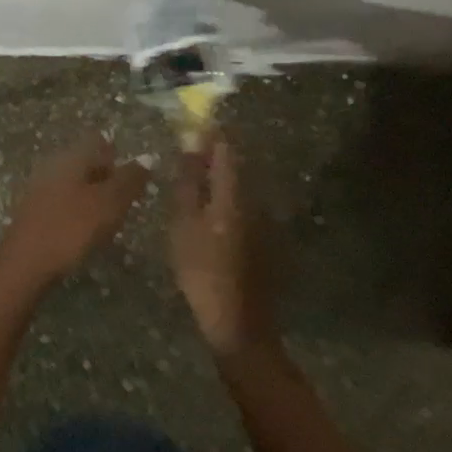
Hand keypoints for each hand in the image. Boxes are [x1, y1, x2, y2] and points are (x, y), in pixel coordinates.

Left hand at [0, 132, 150, 283]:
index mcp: (70, 157)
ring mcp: (40, 188)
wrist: (24, 264)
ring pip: (74, 183)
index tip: (134, 177)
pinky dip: (79, 211)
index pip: (97, 141)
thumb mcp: (108, 203)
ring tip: (111, 218)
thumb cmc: (70, 228)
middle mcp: (53, 165)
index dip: (118, 154)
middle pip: (85, 162)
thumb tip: (147, 158)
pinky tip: (87, 230)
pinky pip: (63, 202)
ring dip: (93, 196)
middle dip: (107, 176)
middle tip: (127, 199)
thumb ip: (129, 180)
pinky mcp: (34, 212)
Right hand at [171, 136, 272, 352]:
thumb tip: (189, 143)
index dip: (208, 133)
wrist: (239, 325)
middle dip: (212, 155)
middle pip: (235, 165)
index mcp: (234, 192)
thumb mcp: (184, 224)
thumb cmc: (203, 272)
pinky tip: (210, 216)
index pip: (225, 147)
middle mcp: (256, 199)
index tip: (189, 126)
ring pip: (240, 187)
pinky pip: (245, 207)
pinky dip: (227, 202)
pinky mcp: (268, 239)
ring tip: (193, 185)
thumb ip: (187, 182)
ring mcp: (265, 220)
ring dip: (219, 180)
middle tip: (185, 154)